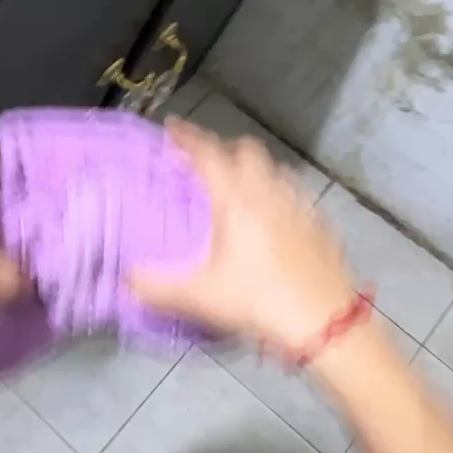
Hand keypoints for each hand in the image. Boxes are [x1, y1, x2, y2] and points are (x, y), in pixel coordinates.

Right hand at [131, 118, 358, 349]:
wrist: (326, 325)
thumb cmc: (258, 302)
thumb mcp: (198, 297)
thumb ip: (155, 287)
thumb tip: (125, 279)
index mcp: (236, 202)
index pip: (208, 155)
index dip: (187, 138)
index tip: (171, 127)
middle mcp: (269, 194)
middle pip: (246, 151)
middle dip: (223, 149)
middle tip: (204, 165)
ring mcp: (299, 207)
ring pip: (274, 170)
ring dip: (253, 170)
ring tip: (237, 188)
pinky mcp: (320, 225)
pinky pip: (294, 194)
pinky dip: (277, 194)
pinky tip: (272, 219)